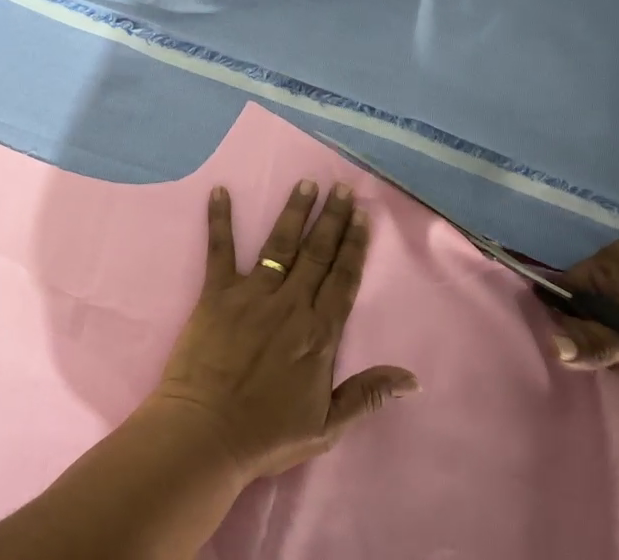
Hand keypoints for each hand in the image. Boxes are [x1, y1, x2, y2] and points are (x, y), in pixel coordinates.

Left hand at [146, 180, 418, 480]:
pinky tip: (219, 191)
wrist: (206, 433)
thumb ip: (367, 395)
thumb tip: (412, 378)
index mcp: (318, 334)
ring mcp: (251, 296)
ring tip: (306, 183)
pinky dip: (219, 219)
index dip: (354, 246)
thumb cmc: (267, 434)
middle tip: (341, 187)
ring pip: (279, 245)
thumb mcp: (328, 426)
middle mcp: (289, 305)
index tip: (363, 216)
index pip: (343, 280)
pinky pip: (218, 250)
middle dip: (332, 218)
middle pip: (317, 254)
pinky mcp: (215, 295)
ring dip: (294, 212)